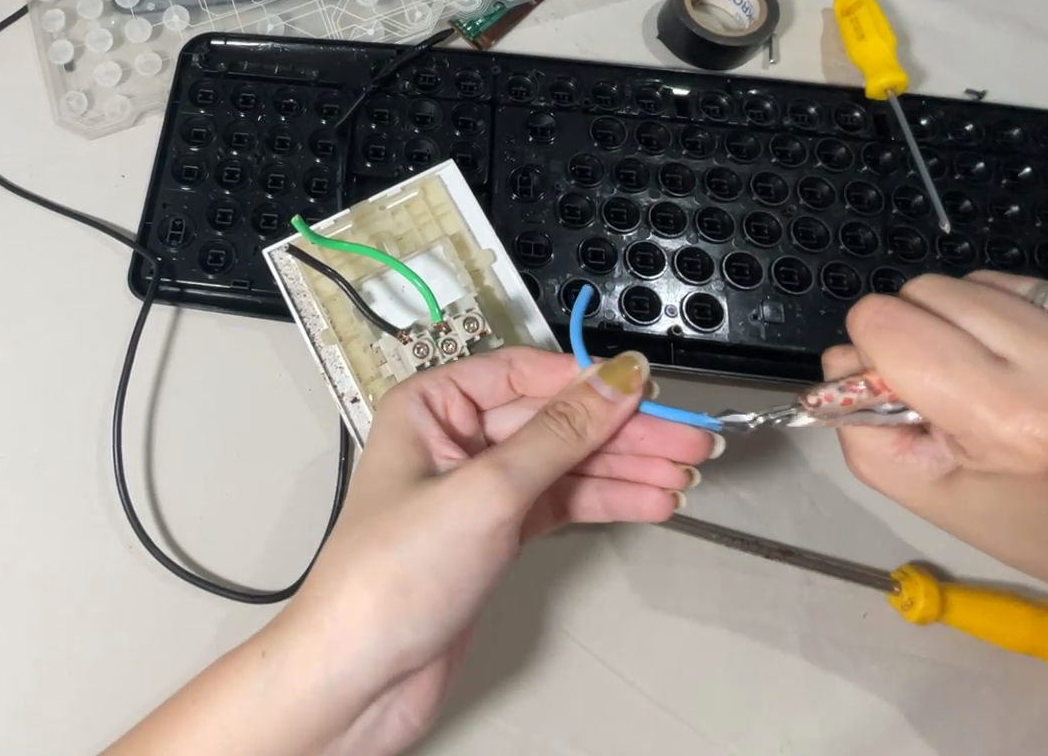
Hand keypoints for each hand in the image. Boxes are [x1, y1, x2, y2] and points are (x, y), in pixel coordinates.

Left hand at [279, 348, 717, 755]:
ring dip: (623, 467)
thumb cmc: (388, 574)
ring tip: (683, 472)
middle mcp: (452, 438)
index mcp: (430, 405)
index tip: (646, 386)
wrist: (361, 674)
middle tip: (686, 437)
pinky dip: (603, 500)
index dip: (586, 379)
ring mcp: (476, 487)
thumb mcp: (485, 490)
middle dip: (619, 429)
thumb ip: (557, 434)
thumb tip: (612, 381)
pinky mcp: (495, 531)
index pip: (521, 373)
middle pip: (550, 418)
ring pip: (562, 461)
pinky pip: (559, 501)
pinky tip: (648, 499)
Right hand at [826, 271, 1047, 617]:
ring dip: (981, 321)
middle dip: (923, 328)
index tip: (902, 387)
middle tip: (957, 383)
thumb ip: (853, 415)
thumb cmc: (1034, 527)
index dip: (874, 349)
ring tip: (1016, 375)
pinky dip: (1038, 321)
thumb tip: (850, 353)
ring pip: (990, 282)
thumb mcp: (913, 487)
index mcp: (1018, 423)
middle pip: (933, 290)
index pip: (885, 320)